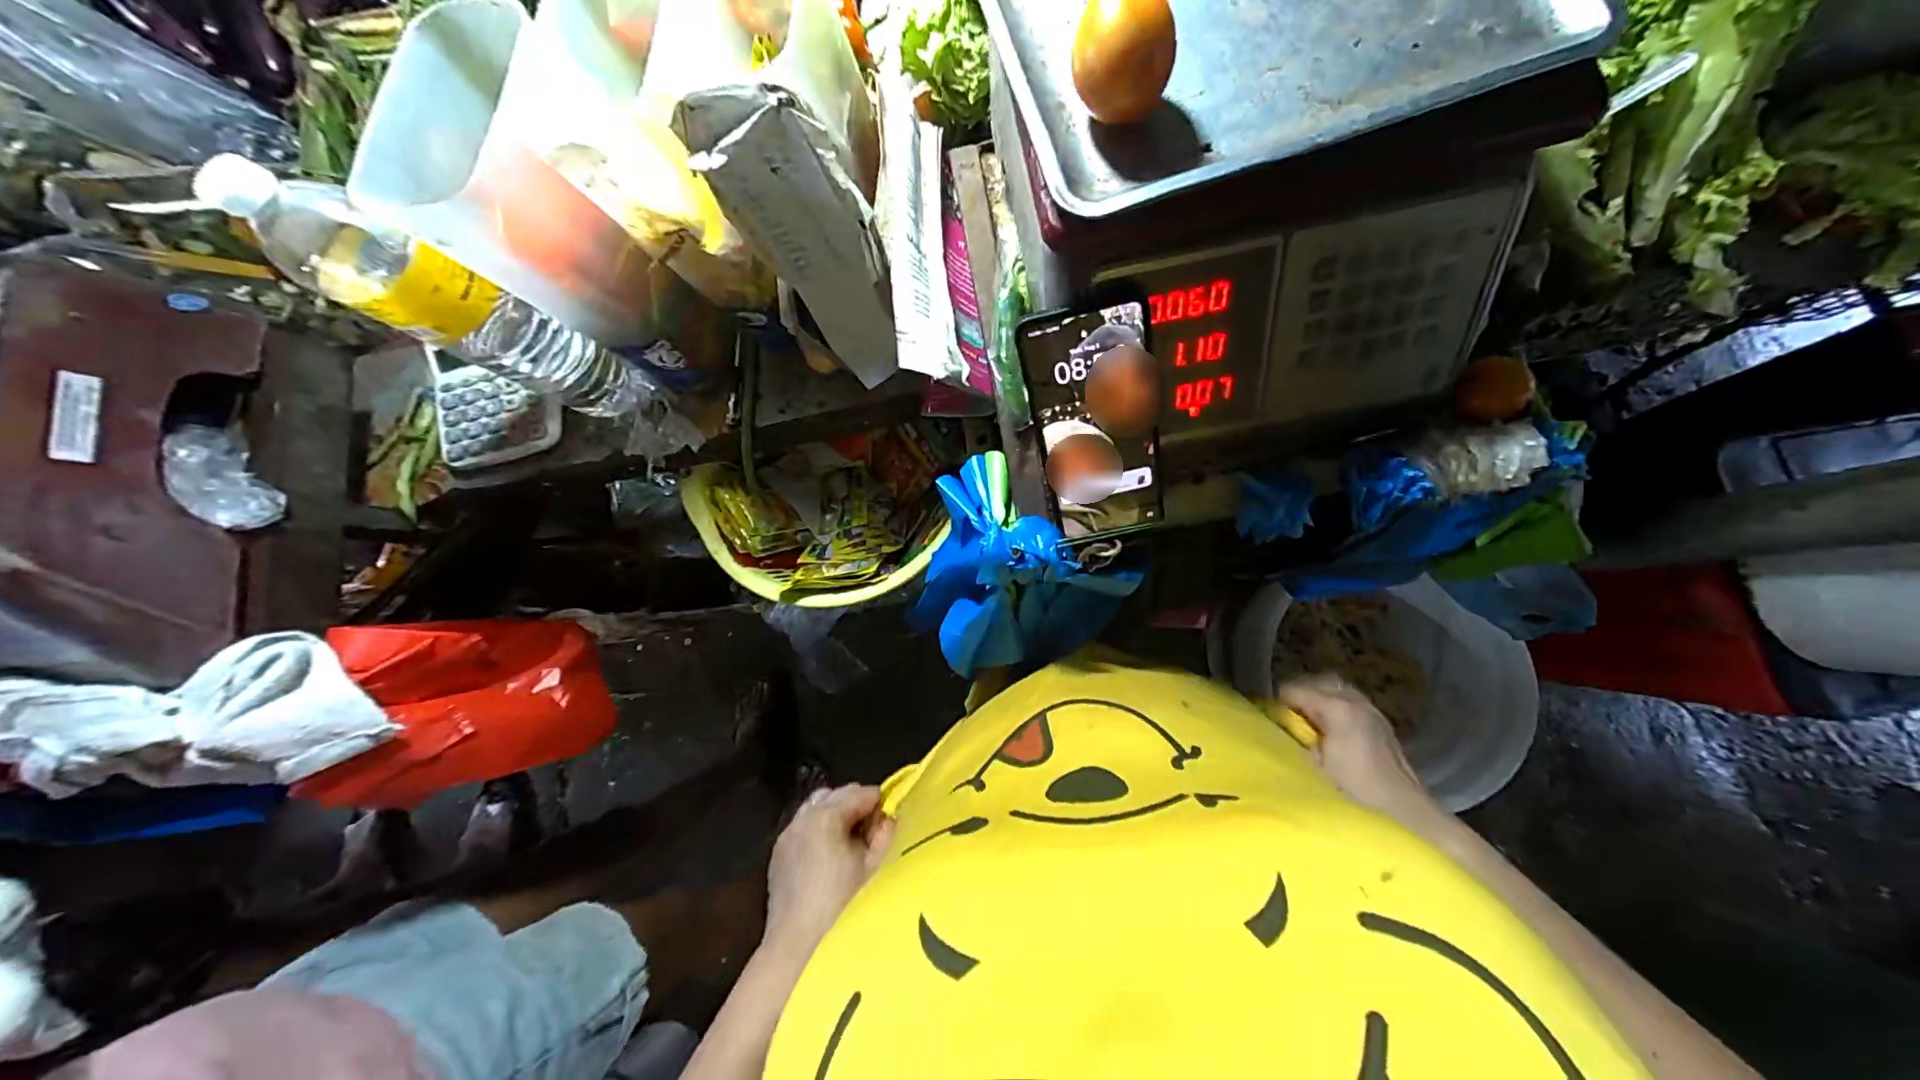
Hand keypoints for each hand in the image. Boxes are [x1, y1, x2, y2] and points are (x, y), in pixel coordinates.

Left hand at [764, 784, 895, 958]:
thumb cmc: (839, 900)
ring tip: (849, 839)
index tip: (887, 821)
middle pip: (839, 793)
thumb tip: (888, 817)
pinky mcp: (780, 848)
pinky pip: (804, 822)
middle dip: (858, 805)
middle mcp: (804, 816)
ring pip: (819, 803)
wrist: (796, 937)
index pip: (861, 793)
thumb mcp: (871, 865)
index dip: (879, 803)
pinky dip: (819, 825)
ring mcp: (789, 831)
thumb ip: (884, 834)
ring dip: (838, 811)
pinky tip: (828, 850)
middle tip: (872, 831)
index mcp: (827, 816)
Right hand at [1277, 674, 1446, 834]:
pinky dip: (1335, 711)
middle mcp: (1357, 703)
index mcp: (1338, 709)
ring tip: (1306, 725)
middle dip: (1299, 697)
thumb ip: (1292, 739)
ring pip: (1337, 692)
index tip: (1267, 720)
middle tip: (1284, 718)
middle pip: (1319, 684)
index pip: (1294, 690)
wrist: (1407, 817)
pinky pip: (1351, 706)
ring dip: (1319, 702)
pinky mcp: (1382, 728)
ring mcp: (1373, 714)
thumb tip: (1274, 728)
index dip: (1278, 703)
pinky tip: (1329, 734)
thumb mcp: (1312, 766)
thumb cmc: (1355, 792)